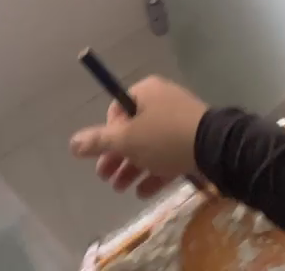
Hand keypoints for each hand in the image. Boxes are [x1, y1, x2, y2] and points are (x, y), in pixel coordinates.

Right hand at [69, 76, 207, 198]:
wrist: (213, 147)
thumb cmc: (164, 137)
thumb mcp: (127, 140)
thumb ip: (98, 141)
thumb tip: (72, 143)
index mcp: (146, 92)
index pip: (118, 109)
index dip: (109, 132)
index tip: (107, 151)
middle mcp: (162, 101)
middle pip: (132, 129)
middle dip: (117, 155)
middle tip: (105, 177)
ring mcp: (179, 121)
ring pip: (149, 145)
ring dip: (132, 167)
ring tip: (120, 189)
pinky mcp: (191, 140)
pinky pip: (167, 155)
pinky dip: (153, 172)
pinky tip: (142, 193)